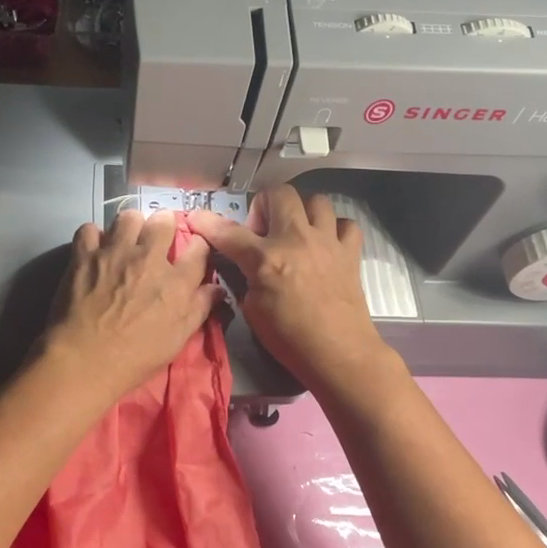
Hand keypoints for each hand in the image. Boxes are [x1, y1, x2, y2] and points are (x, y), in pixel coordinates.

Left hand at [40, 211, 217, 399]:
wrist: (85, 360)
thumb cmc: (136, 357)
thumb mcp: (178, 339)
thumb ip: (199, 309)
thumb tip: (217, 288)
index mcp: (176, 282)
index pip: (199, 249)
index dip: (198, 247)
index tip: (193, 252)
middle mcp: (148, 259)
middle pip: (163, 222)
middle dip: (163, 225)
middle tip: (156, 238)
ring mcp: (114, 253)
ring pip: (128, 217)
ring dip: (130, 227)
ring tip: (125, 240)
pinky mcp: (84, 255)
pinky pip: (89, 229)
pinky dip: (92, 237)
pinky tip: (94, 250)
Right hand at [188, 186, 391, 389]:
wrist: (338, 353)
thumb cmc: (289, 338)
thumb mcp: (252, 310)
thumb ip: (246, 279)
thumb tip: (247, 266)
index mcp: (266, 258)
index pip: (228, 232)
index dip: (207, 223)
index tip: (196, 218)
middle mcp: (296, 239)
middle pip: (279, 194)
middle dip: (264, 206)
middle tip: (262, 232)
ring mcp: (327, 242)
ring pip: (316, 200)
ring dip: (301, 212)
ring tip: (296, 233)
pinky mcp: (350, 253)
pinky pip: (345, 225)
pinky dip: (334, 230)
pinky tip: (326, 245)